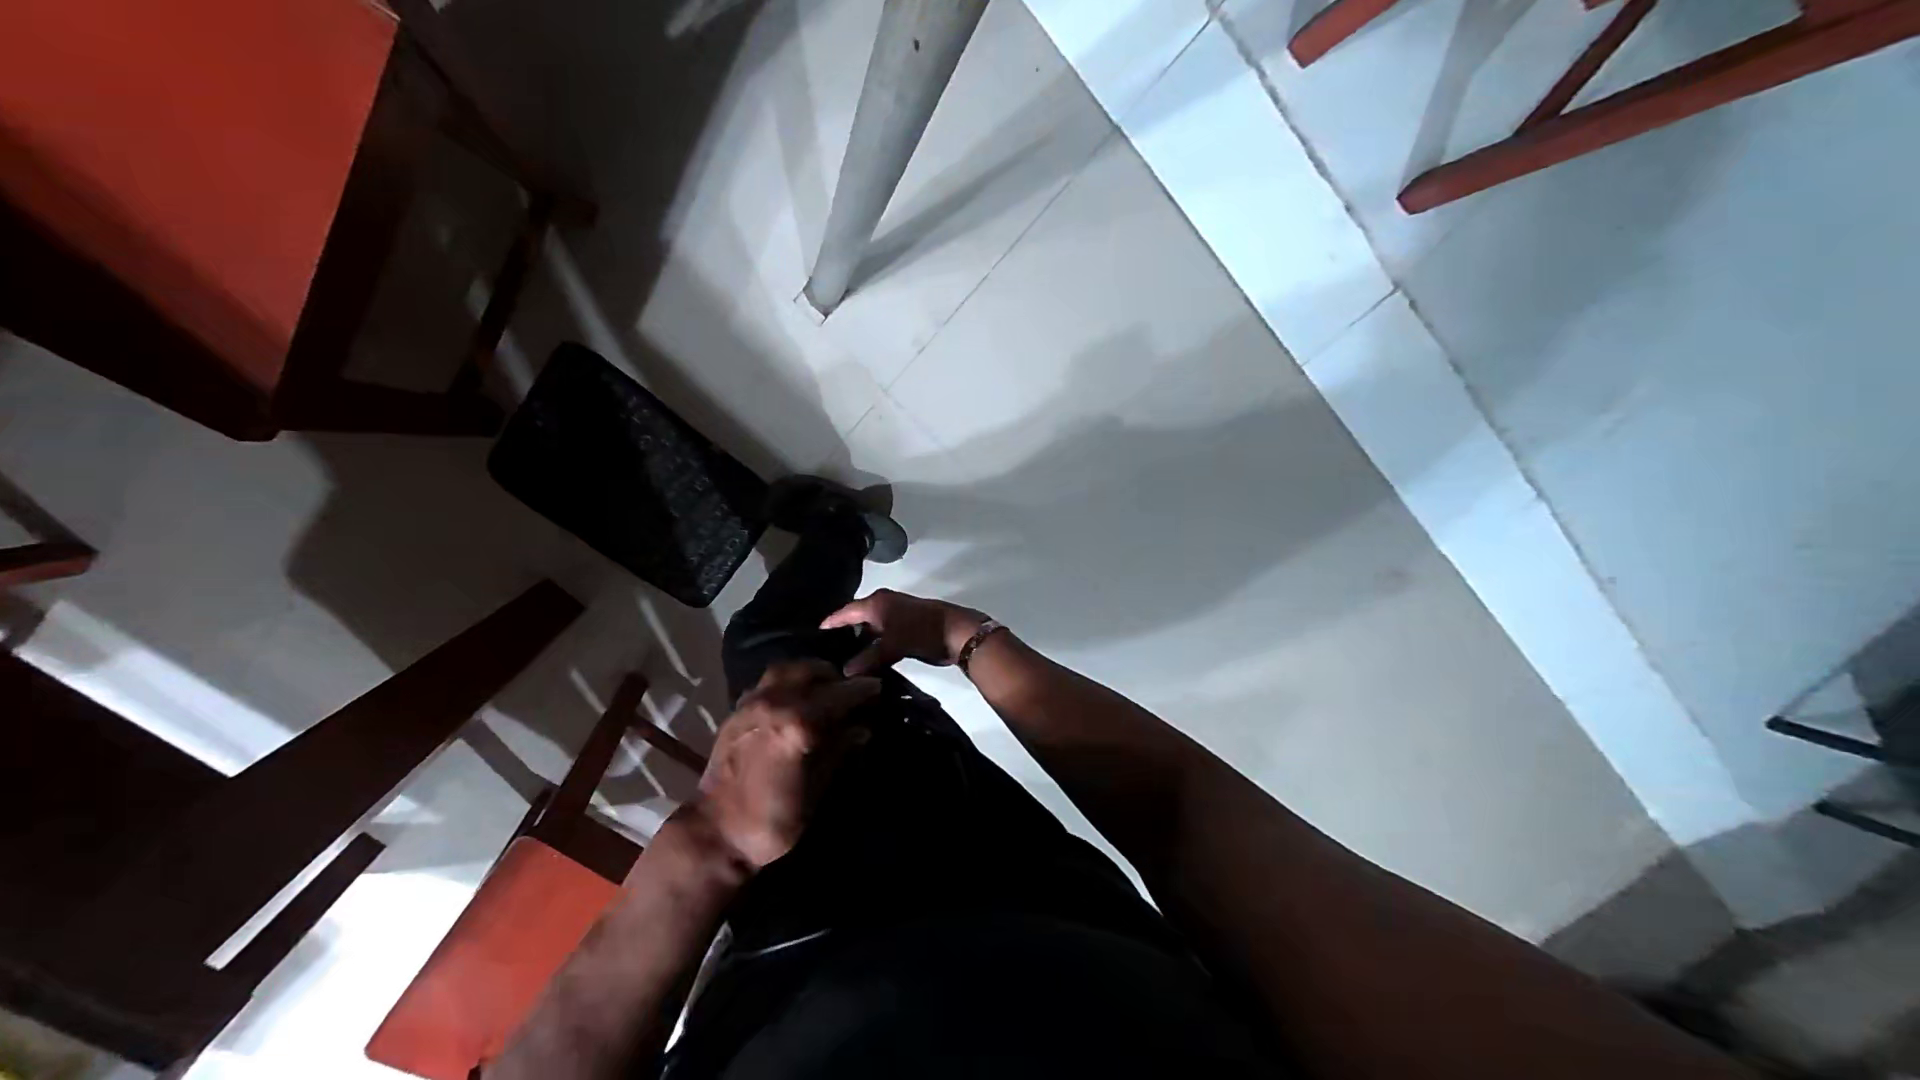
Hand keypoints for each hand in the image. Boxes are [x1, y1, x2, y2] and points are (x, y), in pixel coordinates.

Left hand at [686, 661, 879, 868]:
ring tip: (824, 691)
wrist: (715, 834)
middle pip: (813, 670)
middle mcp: (774, 702)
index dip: (865, 690)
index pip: (841, 693)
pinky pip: (768, 682)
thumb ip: (839, 751)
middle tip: (851, 693)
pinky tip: (795, 701)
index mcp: (798, 723)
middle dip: (837, 678)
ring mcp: (752, 702)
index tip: (879, 690)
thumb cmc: (772, 821)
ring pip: (787, 669)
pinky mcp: (736, 710)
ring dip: (810, 674)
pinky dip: (787, 682)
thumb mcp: (816, 792)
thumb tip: (862, 728)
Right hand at [820, 589, 987, 675]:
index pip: (845, 611)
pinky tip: (866, 665)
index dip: (831, 623)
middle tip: (825, 655)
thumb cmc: (922, 631)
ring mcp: (895, 618)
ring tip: (841, 663)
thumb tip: (845, 673)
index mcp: (876, 603)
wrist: (958, 632)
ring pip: (870, 631)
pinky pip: (882, 639)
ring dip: (860, 645)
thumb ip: (868, 658)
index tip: (814, 635)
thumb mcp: (893, 645)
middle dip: (843, 636)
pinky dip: (874, 649)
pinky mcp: (905, 630)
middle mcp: (883, 606)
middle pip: (856, 620)